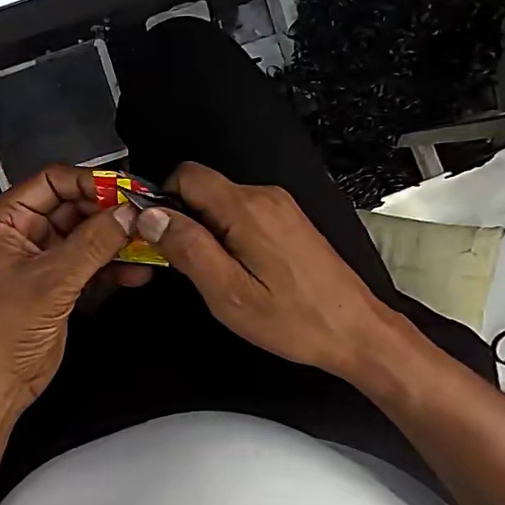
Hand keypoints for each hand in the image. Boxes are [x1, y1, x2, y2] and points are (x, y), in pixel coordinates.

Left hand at [0, 164, 148, 412]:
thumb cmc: (1, 332)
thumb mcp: (51, 280)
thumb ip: (93, 244)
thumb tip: (128, 214)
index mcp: (6, 221)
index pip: (53, 181)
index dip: (91, 182)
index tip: (126, 191)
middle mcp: (25, 234)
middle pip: (76, 206)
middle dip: (111, 212)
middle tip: (144, 216)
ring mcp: (46, 259)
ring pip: (90, 235)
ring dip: (119, 240)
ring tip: (149, 243)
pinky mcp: (63, 283)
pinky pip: (95, 263)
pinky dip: (117, 266)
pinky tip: (139, 271)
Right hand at [135, 161, 401, 380]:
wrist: (355, 330)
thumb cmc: (296, 319)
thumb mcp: (227, 292)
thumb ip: (187, 248)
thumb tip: (150, 216)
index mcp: (247, 208)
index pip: (186, 175)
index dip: (161, 202)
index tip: (154, 236)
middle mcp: (266, 198)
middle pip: (203, 189)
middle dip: (183, 221)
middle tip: (183, 266)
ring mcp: (281, 208)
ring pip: (223, 204)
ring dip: (207, 232)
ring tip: (215, 276)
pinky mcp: (290, 222)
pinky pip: (245, 216)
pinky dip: (229, 237)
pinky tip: (239, 273)